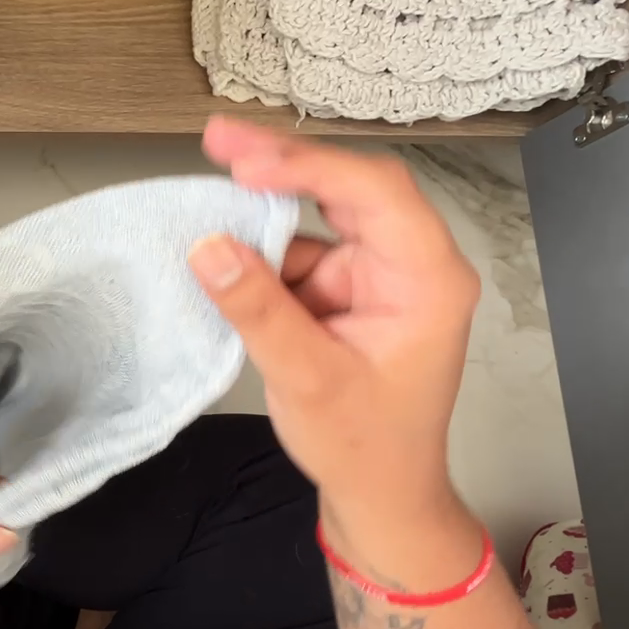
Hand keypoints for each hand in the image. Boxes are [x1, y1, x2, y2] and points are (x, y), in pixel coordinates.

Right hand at [188, 118, 481, 568]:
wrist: (377, 489)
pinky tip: (215, 248)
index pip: (374, 194)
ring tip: (204, 197)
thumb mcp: (306, 378)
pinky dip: (250, 250)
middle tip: (218, 139)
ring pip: (310, 218)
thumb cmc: (363, 443)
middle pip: (345, 188)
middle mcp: (401, 263)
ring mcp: (365, 275)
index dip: (308, 169)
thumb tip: (206, 247)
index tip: (243, 164)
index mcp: (424, 278)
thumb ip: (257, 309)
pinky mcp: (333, 290)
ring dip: (257, 209)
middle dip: (281, 163)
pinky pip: (288, 253)